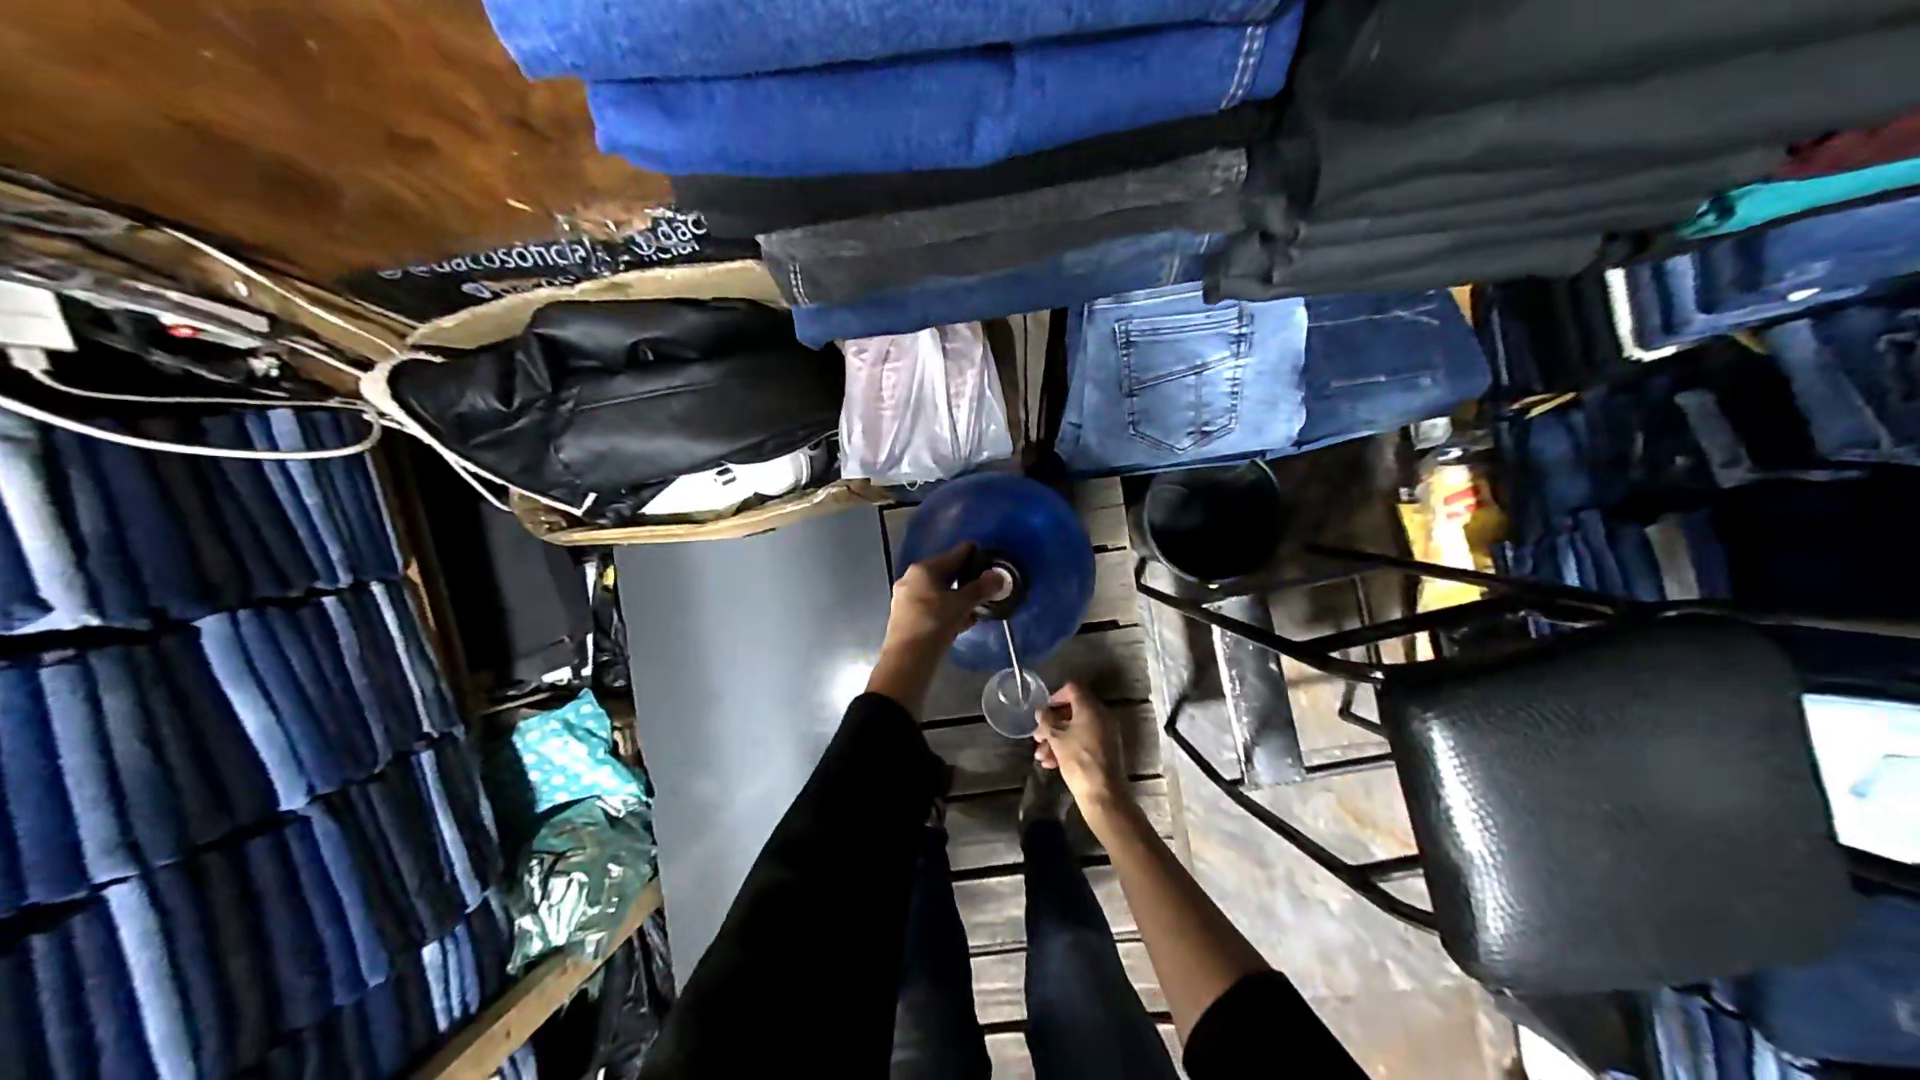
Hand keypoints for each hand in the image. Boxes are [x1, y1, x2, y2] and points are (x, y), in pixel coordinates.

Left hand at [866, 544, 1001, 713]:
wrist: (907, 659)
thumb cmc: (934, 623)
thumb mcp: (961, 604)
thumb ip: (981, 589)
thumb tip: (999, 577)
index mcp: (924, 569)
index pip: (955, 554)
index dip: (975, 556)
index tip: (991, 562)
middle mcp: (912, 579)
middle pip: (946, 573)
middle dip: (967, 580)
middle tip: (987, 587)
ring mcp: (907, 598)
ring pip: (939, 592)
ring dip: (958, 598)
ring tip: (978, 607)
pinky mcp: (907, 617)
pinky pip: (933, 607)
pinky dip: (948, 610)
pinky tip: (962, 621)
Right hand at [1034, 681, 1128, 811]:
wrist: (1103, 794)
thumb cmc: (1078, 760)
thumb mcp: (1056, 738)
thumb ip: (1046, 721)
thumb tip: (1040, 711)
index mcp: (1091, 708)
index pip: (1073, 688)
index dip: (1055, 696)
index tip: (1043, 711)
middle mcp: (1101, 716)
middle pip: (1073, 710)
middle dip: (1052, 723)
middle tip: (1037, 736)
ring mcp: (1105, 734)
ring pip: (1076, 729)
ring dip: (1056, 739)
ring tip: (1040, 756)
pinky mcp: (1105, 750)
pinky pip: (1083, 741)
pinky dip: (1067, 748)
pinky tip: (1051, 764)